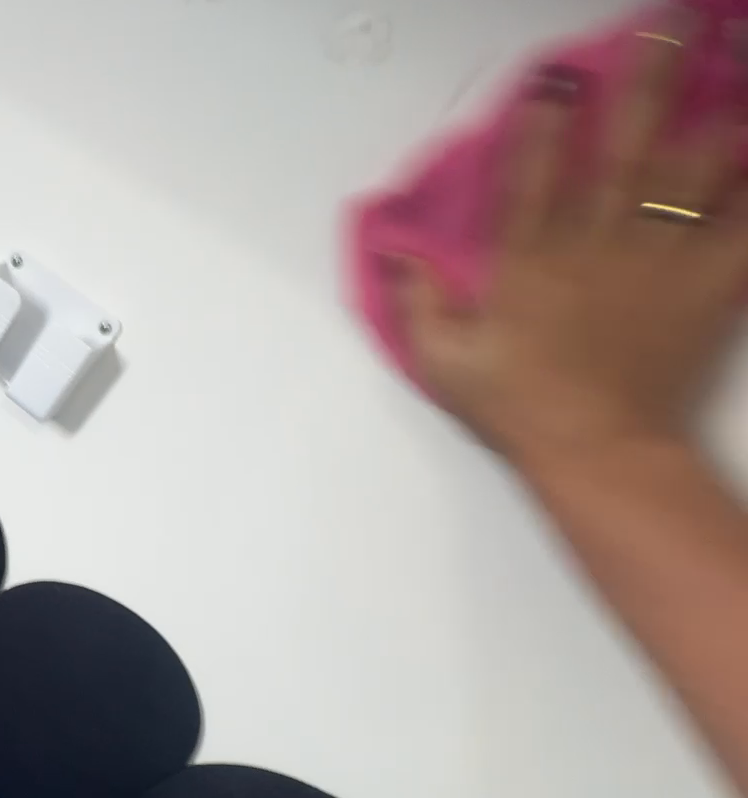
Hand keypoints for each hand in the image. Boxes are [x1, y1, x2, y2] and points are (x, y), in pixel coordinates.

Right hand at [395, 19, 747, 469]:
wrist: (596, 443)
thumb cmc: (507, 401)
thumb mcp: (439, 359)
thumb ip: (420, 302)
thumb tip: (397, 252)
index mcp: (524, 268)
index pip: (530, 182)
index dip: (541, 127)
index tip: (551, 80)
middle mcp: (592, 249)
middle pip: (623, 153)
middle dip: (644, 86)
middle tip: (661, 29)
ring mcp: (660, 260)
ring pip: (695, 169)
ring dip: (712, 110)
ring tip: (731, 59)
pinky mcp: (712, 280)